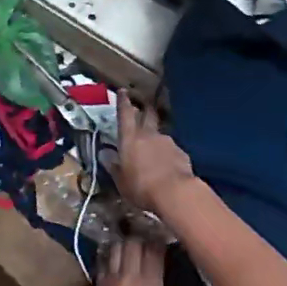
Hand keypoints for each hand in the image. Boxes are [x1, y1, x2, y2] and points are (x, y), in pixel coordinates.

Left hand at [76, 238, 181, 285]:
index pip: (155, 249)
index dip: (163, 242)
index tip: (173, 242)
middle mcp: (128, 277)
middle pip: (134, 242)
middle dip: (144, 238)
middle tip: (156, 245)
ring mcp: (109, 280)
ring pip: (116, 247)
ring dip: (126, 244)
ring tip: (138, 250)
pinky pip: (104, 262)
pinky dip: (112, 257)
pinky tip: (120, 265)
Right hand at [113, 92, 195, 214]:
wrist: (176, 193)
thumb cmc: (141, 187)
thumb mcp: (121, 181)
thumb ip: (113, 166)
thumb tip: (104, 154)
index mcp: (130, 138)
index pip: (125, 115)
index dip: (123, 102)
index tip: (123, 91)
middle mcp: (149, 135)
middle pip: (147, 116)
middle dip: (144, 111)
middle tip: (143, 109)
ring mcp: (168, 142)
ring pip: (160, 136)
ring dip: (156, 141)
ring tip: (154, 154)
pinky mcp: (182, 153)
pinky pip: (172, 151)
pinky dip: (168, 155)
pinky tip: (167, 168)